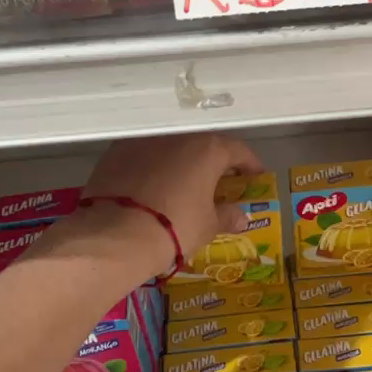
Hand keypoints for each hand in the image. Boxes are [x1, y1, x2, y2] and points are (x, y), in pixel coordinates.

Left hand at [33, 134, 265, 281]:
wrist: (116, 234)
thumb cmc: (174, 227)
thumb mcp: (207, 226)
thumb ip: (227, 216)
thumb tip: (241, 217)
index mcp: (207, 150)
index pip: (238, 151)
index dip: (250, 165)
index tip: (254, 177)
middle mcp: (177, 137)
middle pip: (203, 146)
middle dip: (214, 164)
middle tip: (221, 183)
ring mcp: (143, 141)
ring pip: (170, 149)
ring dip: (181, 163)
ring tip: (184, 186)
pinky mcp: (116, 152)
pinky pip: (143, 157)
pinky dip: (152, 168)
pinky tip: (151, 188)